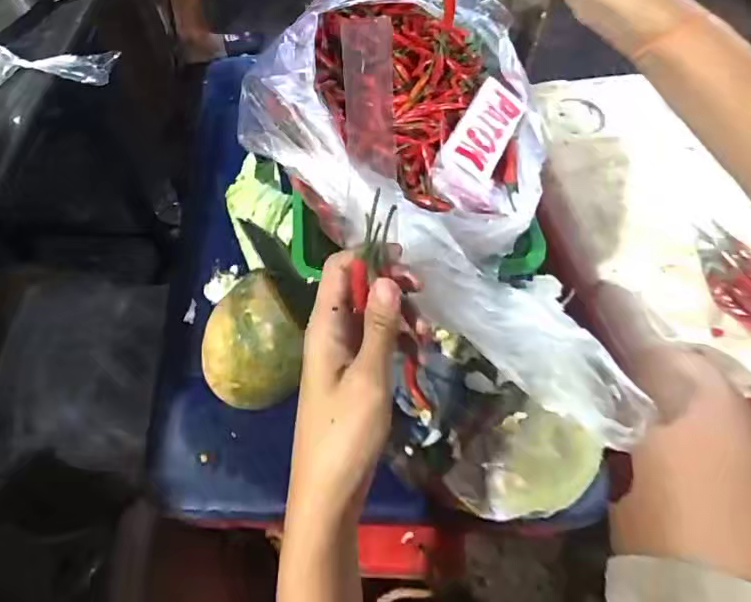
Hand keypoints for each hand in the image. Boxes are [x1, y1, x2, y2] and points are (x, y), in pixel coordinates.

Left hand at [285, 251, 406, 530]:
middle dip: (391, 285)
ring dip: (399, 315)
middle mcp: (330, 330)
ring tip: (425, 336)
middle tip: (422, 294)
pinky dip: (396, 339)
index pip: (339, 267)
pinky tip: (417, 353)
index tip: (404, 261)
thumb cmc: (345, 433)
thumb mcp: (369, 377)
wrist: (327, 494)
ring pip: (371, 313)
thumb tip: (387, 276)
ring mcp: (341, 352)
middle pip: (358, 287)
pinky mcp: (353, 372)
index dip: (368, 255)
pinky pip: (375, 340)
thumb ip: (379, 326)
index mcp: (325, 324)